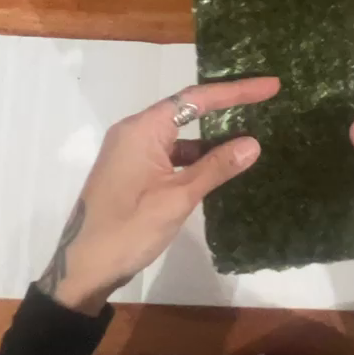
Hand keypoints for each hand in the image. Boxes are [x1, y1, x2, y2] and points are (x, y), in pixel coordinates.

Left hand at [37, 77, 280, 315]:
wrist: (84, 268)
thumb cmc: (129, 229)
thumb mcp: (177, 198)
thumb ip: (216, 168)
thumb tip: (253, 143)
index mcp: (142, 130)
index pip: (196, 99)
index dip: (235, 91)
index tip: (270, 86)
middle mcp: (135, 132)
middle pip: (188, 108)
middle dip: (227, 105)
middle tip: (266, 99)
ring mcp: (132, 151)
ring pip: (180, 134)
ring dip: (212, 136)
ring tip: (251, 135)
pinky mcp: (133, 170)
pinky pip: (171, 153)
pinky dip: (196, 156)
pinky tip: (221, 166)